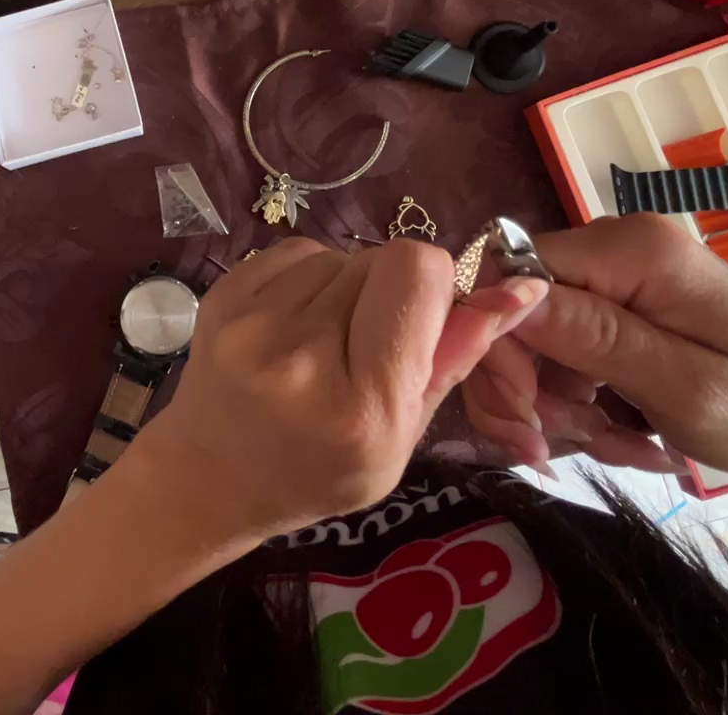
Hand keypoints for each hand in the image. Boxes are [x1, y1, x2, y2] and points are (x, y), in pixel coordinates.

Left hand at [125, 237, 546, 543]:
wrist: (208, 475)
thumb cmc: (315, 473)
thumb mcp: (400, 441)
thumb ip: (454, 360)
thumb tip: (519, 289)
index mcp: (360, 403)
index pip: (416, 272)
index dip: (434, 285)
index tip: (422, 321)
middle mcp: (299, 351)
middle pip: (380, 258)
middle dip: (391, 292)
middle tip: (368, 341)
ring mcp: (250, 318)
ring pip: (340, 253)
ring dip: (348, 285)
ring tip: (325, 338)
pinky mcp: (222, 293)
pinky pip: (297, 251)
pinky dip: (309, 277)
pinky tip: (294, 322)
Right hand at [498, 214, 727, 507]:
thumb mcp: (690, 389)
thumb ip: (597, 338)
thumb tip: (505, 298)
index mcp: (630, 250)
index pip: (508, 276)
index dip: (498, 346)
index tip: (525, 418)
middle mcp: (611, 248)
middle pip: (511, 309)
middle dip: (522, 386)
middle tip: (550, 448)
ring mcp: (613, 277)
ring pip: (528, 337)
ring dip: (550, 402)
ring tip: (609, 447)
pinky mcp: (616, 307)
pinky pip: (558, 350)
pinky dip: (572, 400)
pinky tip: (613, 434)